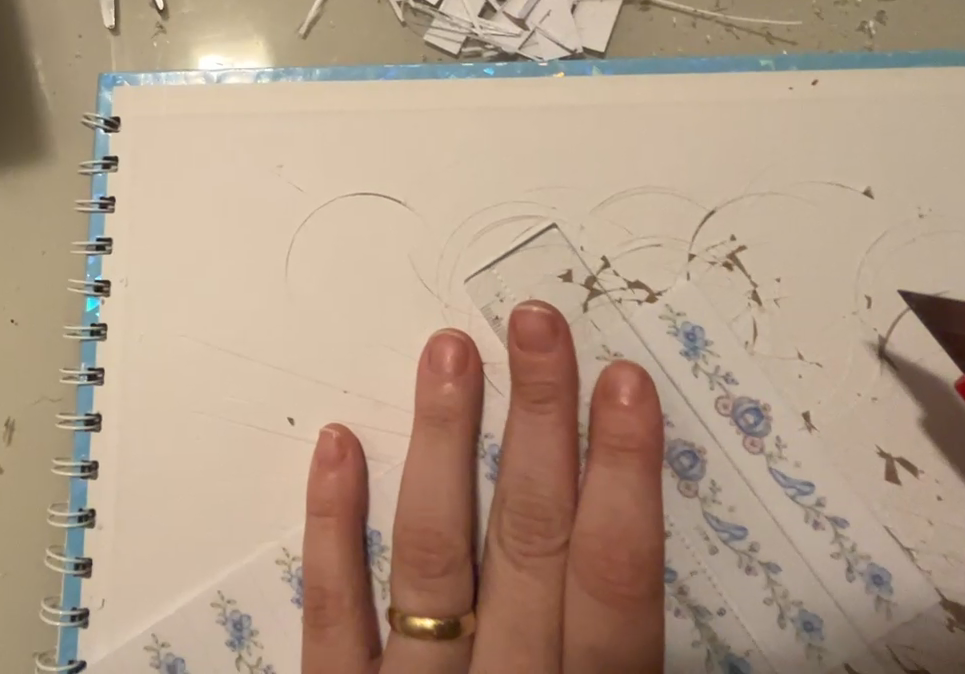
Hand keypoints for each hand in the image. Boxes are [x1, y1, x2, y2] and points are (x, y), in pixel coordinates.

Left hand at [300, 300, 665, 673]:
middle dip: (537, 423)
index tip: (624, 382)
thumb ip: (624, 655)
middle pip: (526, 540)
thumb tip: (631, 549)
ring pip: (432, 552)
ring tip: (449, 350)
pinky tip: (338, 444)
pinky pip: (334, 612)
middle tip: (535, 324)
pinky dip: (333, 526)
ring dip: (443, 443)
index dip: (623, 477)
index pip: (614, 582)